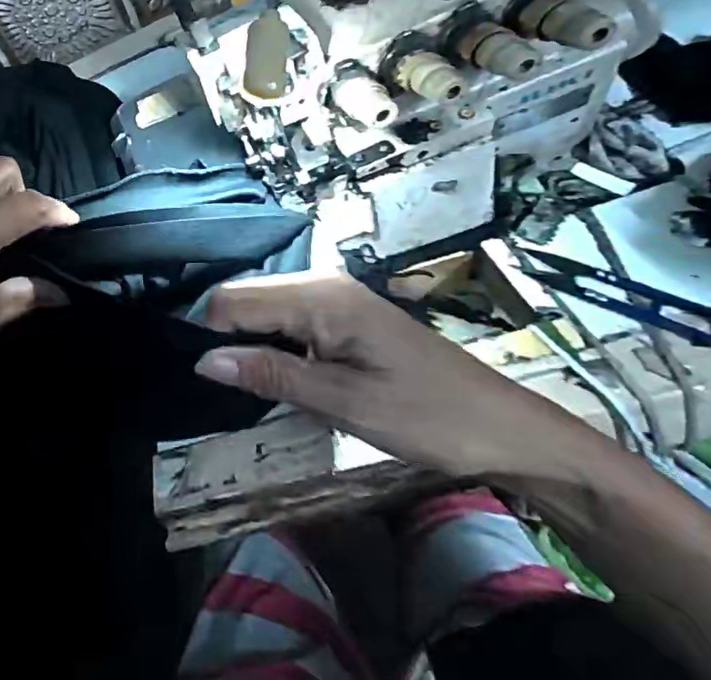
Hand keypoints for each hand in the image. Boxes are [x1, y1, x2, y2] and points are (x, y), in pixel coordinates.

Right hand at [193, 272, 599, 478]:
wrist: (508, 429)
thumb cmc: (429, 417)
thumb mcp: (344, 402)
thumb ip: (270, 374)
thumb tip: (202, 361)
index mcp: (319, 296)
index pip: (233, 300)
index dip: (212, 337)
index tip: (214, 380)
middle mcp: (321, 282)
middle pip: (244, 296)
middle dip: (227, 337)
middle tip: (236, 387)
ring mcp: (334, 293)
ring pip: (262, 305)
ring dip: (249, 340)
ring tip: (255, 383)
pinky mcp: (343, 310)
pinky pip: (285, 314)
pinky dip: (273, 340)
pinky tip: (281, 370)